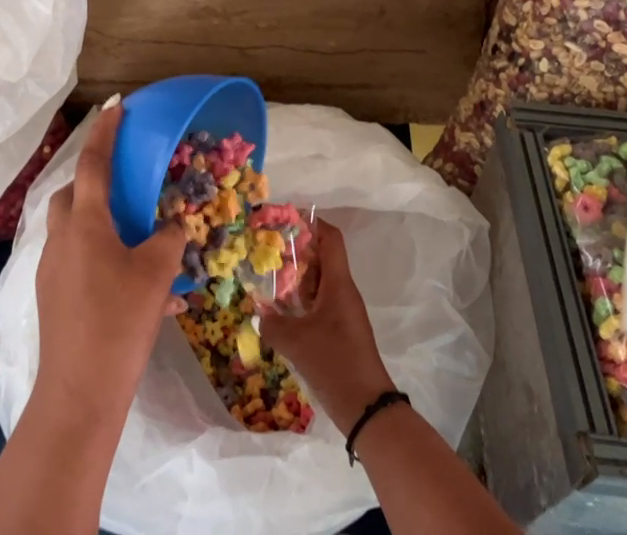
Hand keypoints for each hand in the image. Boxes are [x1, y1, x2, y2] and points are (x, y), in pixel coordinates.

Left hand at [33, 100, 188, 417]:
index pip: (92, 164)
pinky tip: (131, 286)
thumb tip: (173, 226)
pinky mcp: (52, 297)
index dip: (105, 133)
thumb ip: (167, 240)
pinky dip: (98, 257)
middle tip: (125, 184)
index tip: (116, 107)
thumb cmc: (119, 321)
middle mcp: (60, 239)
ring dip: (96, 223)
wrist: (81, 389)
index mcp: (85, 223)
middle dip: (92, 182)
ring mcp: (51, 270)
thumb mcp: (156, 274)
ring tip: (134, 238)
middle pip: (70, 196)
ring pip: (71, 230)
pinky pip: (74, 261)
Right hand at [260, 218, 396, 428]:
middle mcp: (343, 293)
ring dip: (295, 278)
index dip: (311, 223)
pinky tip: (279, 313)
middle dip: (295, 251)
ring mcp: (343, 313)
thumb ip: (273, 324)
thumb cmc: (334, 363)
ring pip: (318, 283)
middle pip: (322, 258)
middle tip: (265, 251)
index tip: (284, 219)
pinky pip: (318, 305)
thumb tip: (259, 314)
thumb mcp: (296, 342)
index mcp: (339, 285)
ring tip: (265, 278)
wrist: (366, 407)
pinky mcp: (339, 332)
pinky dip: (300, 302)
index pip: (330, 239)